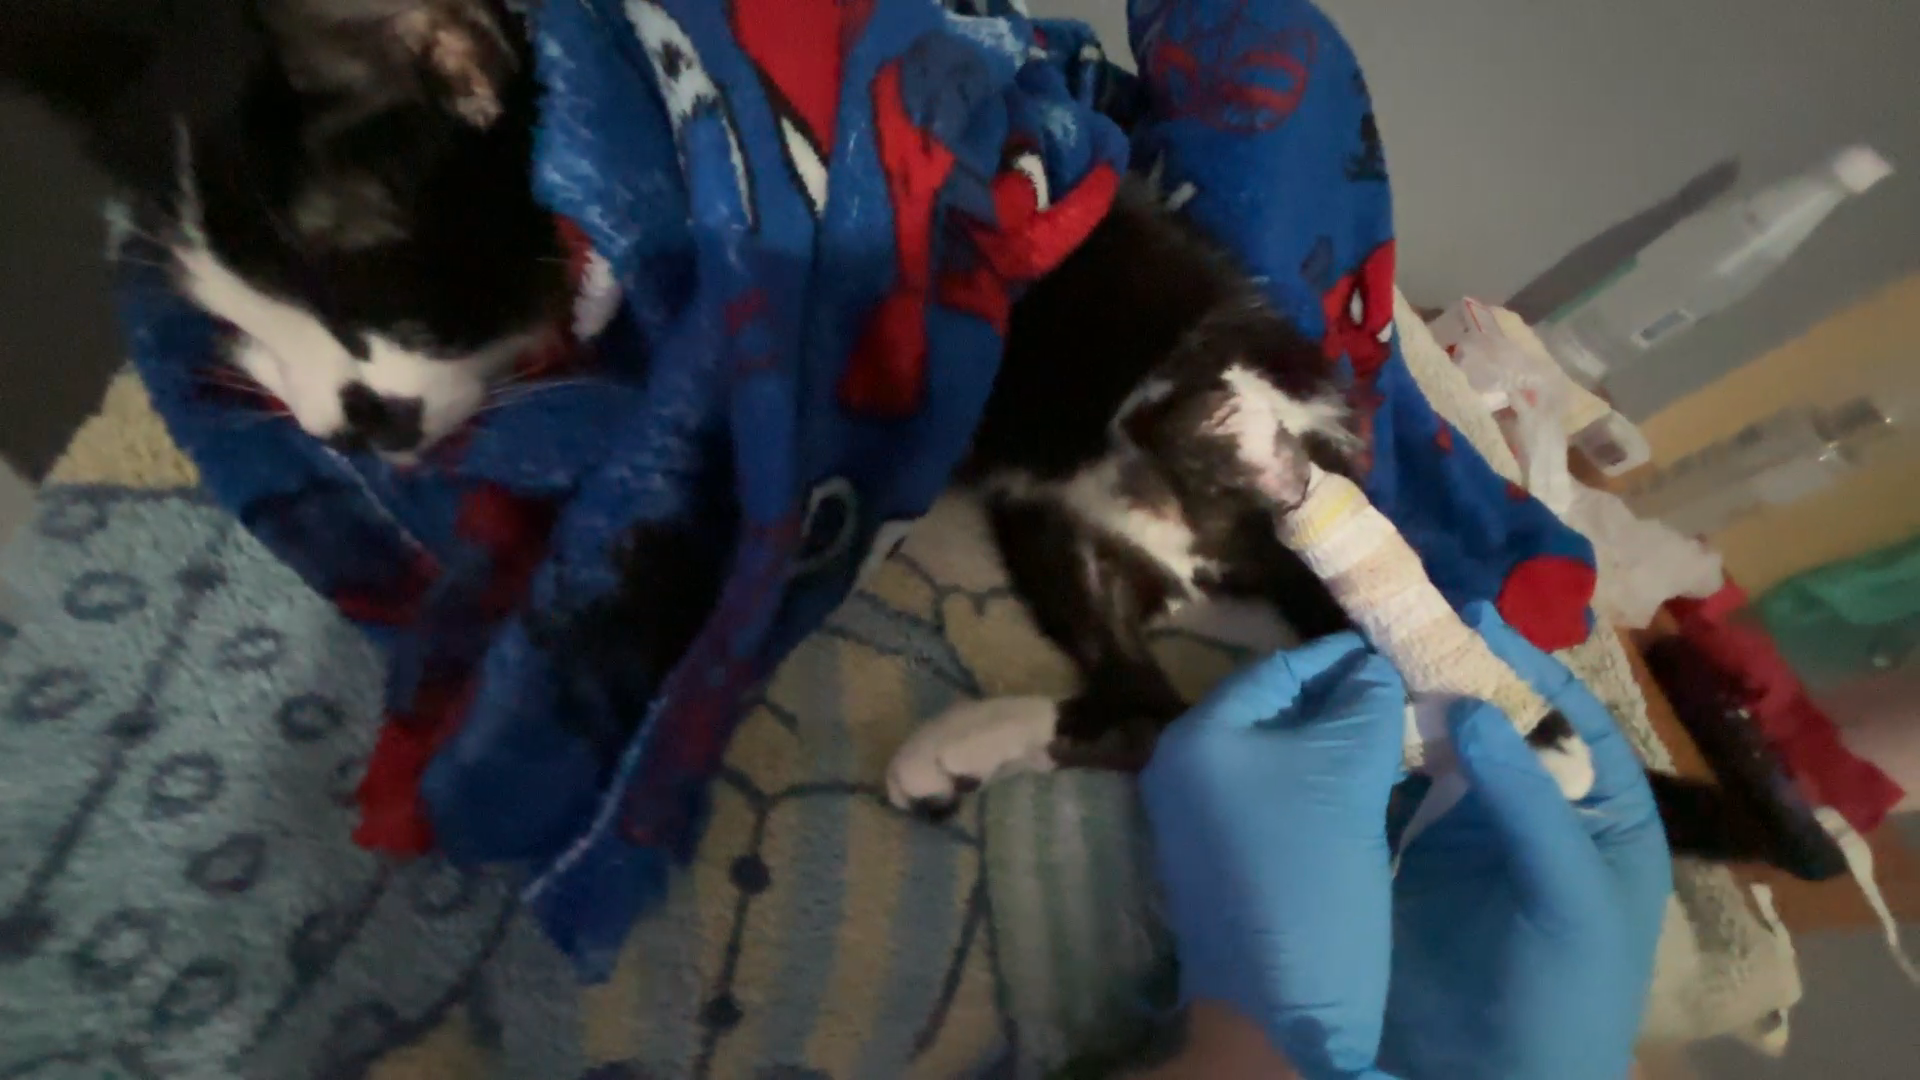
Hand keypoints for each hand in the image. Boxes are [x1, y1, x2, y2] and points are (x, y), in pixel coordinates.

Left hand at [1141, 633, 1405, 1078]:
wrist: (1279, 1012)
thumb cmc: (1309, 880)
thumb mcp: (1345, 779)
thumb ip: (1362, 707)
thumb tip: (1374, 666)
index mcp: (1197, 736)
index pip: (1271, 673)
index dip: (1334, 658)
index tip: (1388, 650)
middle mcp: (1183, 764)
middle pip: (1268, 711)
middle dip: (1334, 699)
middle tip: (1398, 688)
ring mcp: (1195, 809)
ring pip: (1272, 752)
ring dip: (1329, 740)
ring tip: (1393, 727)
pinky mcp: (1217, 848)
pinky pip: (1270, 792)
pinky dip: (1314, 779)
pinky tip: (1365, 779)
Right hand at [1380, 604, 1671, 1079]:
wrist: (1481, 1065)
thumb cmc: (1556, 984)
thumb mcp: (1569, 895)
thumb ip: (1528, 802)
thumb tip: (1477, 707)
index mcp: (1597, 813)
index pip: (1568, 718)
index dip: (1526, 665)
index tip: (1474, 617)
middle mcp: (1529, 804)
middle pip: (1495, 720)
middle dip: (1454, 673)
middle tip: (1402, 629)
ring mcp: (1462, 819)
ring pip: (1436, 741)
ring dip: (1405, 703)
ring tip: (1363, 660)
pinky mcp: (1406, 836)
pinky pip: (1391, 776)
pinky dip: (1371, 744)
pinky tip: (1340, 719)